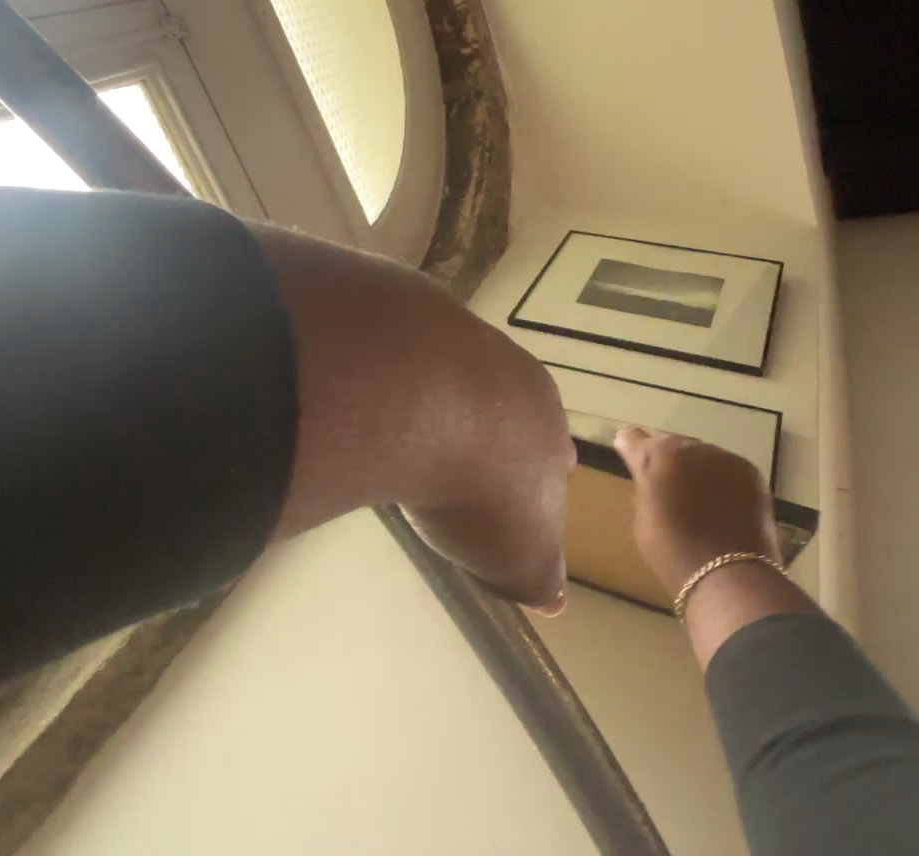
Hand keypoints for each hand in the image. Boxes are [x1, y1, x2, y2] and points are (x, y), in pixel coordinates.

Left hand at [249, 223, 570, 612]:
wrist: (424, 401)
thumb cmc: (480, 491)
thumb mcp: (518, 556)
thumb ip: (535, 574)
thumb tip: (552, 599)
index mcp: (547, 428)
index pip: (549, 455)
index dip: (529, 476)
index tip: (505, 492)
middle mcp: (514, 378)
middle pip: (507, 405)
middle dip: (488, 429)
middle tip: (456, 453)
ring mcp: (461, 343)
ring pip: (458, 373)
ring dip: (439, 397)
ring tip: (402, 429)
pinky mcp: (407, 318)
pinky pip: (405, 352)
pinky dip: (392, 375)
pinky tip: (367, 399)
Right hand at [616, 428, 813, 664]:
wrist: (728, 572)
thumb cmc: (672, 551)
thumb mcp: (642, 520)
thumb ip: (645, 490)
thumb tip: (650, 480)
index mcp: (653, 458)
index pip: (632, 437)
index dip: (629, 446)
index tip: (628, 453)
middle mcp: (687, 447)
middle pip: (670, 444)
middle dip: (666, 460)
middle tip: (667, 485)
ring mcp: (722, 456)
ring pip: (701, 455)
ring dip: (695, 469)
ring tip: (698, 497)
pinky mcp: (748, 470)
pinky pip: (726, 468)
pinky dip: (721, 480)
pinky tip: (722, 503)